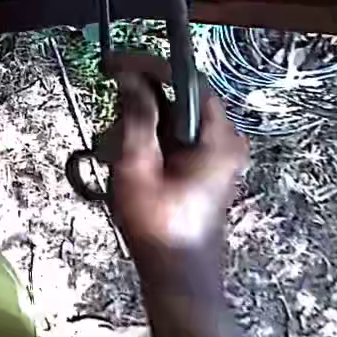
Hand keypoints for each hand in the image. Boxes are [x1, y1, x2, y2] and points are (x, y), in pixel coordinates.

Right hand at [101, 53, 248, 265]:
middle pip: (180, 97)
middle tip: (110, 110)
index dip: (149, 65)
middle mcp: (226, 139)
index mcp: (220, 138)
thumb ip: (135, 117)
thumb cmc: (157, 221)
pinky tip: (127, 154)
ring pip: (174, 115)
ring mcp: (217, 153)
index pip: (187, 80)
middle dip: (141, 98)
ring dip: (141, 119)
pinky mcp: (204, 165)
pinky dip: (149, 135)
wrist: (176, 273)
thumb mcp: (138, 165)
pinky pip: (175, 134)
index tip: (114, 64)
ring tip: (115, 145)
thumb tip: (130, 77)